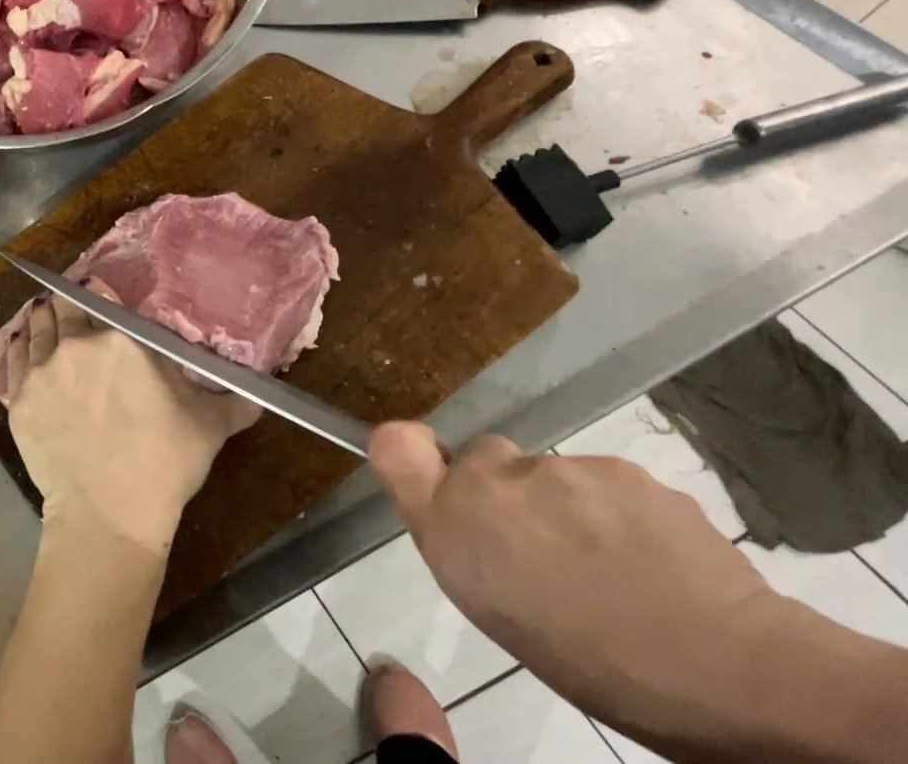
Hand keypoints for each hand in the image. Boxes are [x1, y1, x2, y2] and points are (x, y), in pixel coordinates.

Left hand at [5, 293, 257, 554]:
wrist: (108, 514)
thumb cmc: (164, 465)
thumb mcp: (209, 427)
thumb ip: (233, 401)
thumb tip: (258, 395)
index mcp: (124, 341)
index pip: (106, 299)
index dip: (102, 294)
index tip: (101, 294)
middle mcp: (77, 345)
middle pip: (67, 308)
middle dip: (70, 302)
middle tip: (71, 303)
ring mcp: (42, 372)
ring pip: (38, 328)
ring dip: (43, 318)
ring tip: (44, 313)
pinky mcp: (19, 400)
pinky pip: (14, 361)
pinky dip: (19, 347)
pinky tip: (22, 341)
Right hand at [368, 422, 808, 753]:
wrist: (716, 666)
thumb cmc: (582, 656)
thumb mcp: (489, 603)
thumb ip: (462, 538)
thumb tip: (462, 507)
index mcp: (447, 524)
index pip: (396, 446)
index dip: (415, 452)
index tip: (438, 473)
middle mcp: (490, 481)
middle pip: (483, 458)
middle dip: (506, 489)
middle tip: (544, 544)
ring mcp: (560, 469)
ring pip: (552, 472)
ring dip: (568, 504)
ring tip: (610, 563)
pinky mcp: (624, 468)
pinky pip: (606, 481)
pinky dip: (618, 509)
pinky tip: (648, 556)